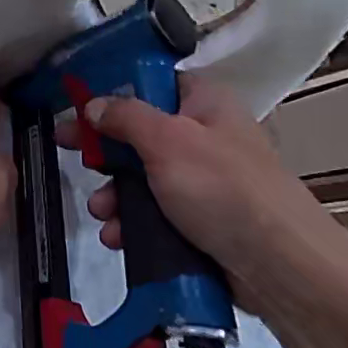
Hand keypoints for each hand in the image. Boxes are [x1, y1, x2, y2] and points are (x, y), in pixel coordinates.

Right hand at [53, 76, 329, 294]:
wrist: (278, 264)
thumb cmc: (221, 186)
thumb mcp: (167, 141)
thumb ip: (126, 117)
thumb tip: (93, 103)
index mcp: (205, 102)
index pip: (154, 84)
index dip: (114, 93)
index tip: (79, 107)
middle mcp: (205, 136)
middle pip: (143, 134)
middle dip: (107, 152)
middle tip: (70, 154)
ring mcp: (204, 181)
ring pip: (145, 178)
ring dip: (116, 194)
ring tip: (101, 213)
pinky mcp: (202, 220)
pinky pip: (157, 213)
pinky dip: (134, 223)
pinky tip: (117, 237)